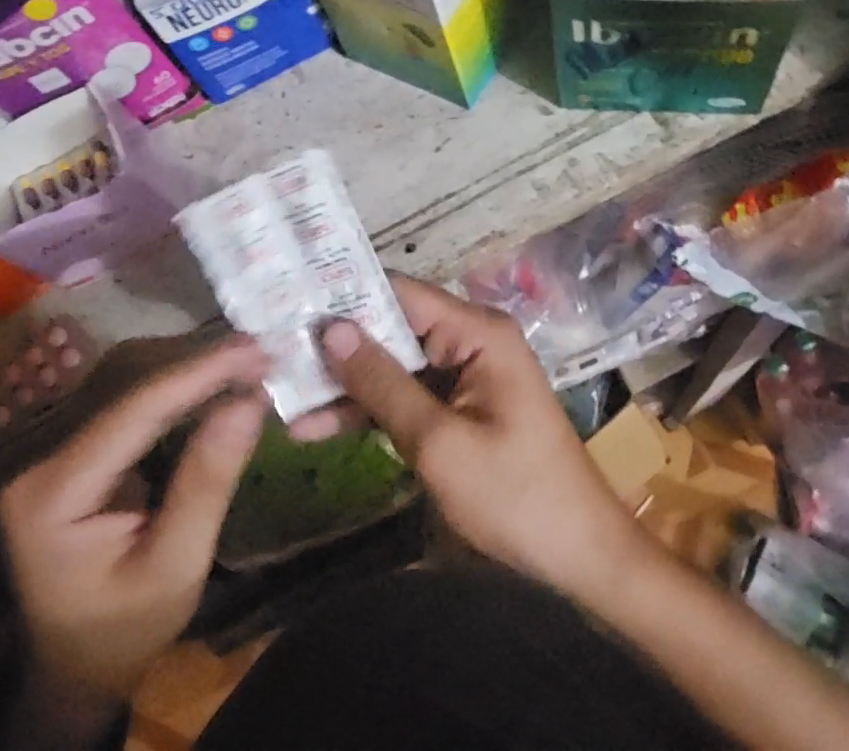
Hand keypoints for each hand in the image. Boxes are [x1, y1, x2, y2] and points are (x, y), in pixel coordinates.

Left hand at [0, 338, 270, 747]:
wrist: (78, 666)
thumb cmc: (127, 629)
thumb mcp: (176, 564)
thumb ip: (206, 482)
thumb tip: (247, 404)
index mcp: (52, 495)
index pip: (132, 414)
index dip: (196, 375)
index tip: (254, 351)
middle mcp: (42, 464)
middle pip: (126, 397)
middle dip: (197, 370)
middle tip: (260, 352)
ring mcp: (54, 460)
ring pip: (127, 398)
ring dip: (190, 377)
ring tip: (246, 360)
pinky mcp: (74, 462)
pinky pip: (129, 416)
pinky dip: (177, 399)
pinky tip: (214, 384)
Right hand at [310, 278, 652, 599]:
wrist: (579, 555)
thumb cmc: (515, 496)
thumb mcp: (438, 441)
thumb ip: (382, 383)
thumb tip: (330, 327)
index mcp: (479, 333)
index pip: (400, 294)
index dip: (343, 298)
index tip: (285, 305)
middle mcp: (473, 341)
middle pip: (393, 328)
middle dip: (336, 347)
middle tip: (269, 353)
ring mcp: (468, 375)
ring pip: (394, 366)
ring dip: (345, 386)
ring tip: (281, 399)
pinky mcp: (462, 408)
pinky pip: (409, 396)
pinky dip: (370, 411)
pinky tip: (318, 427)